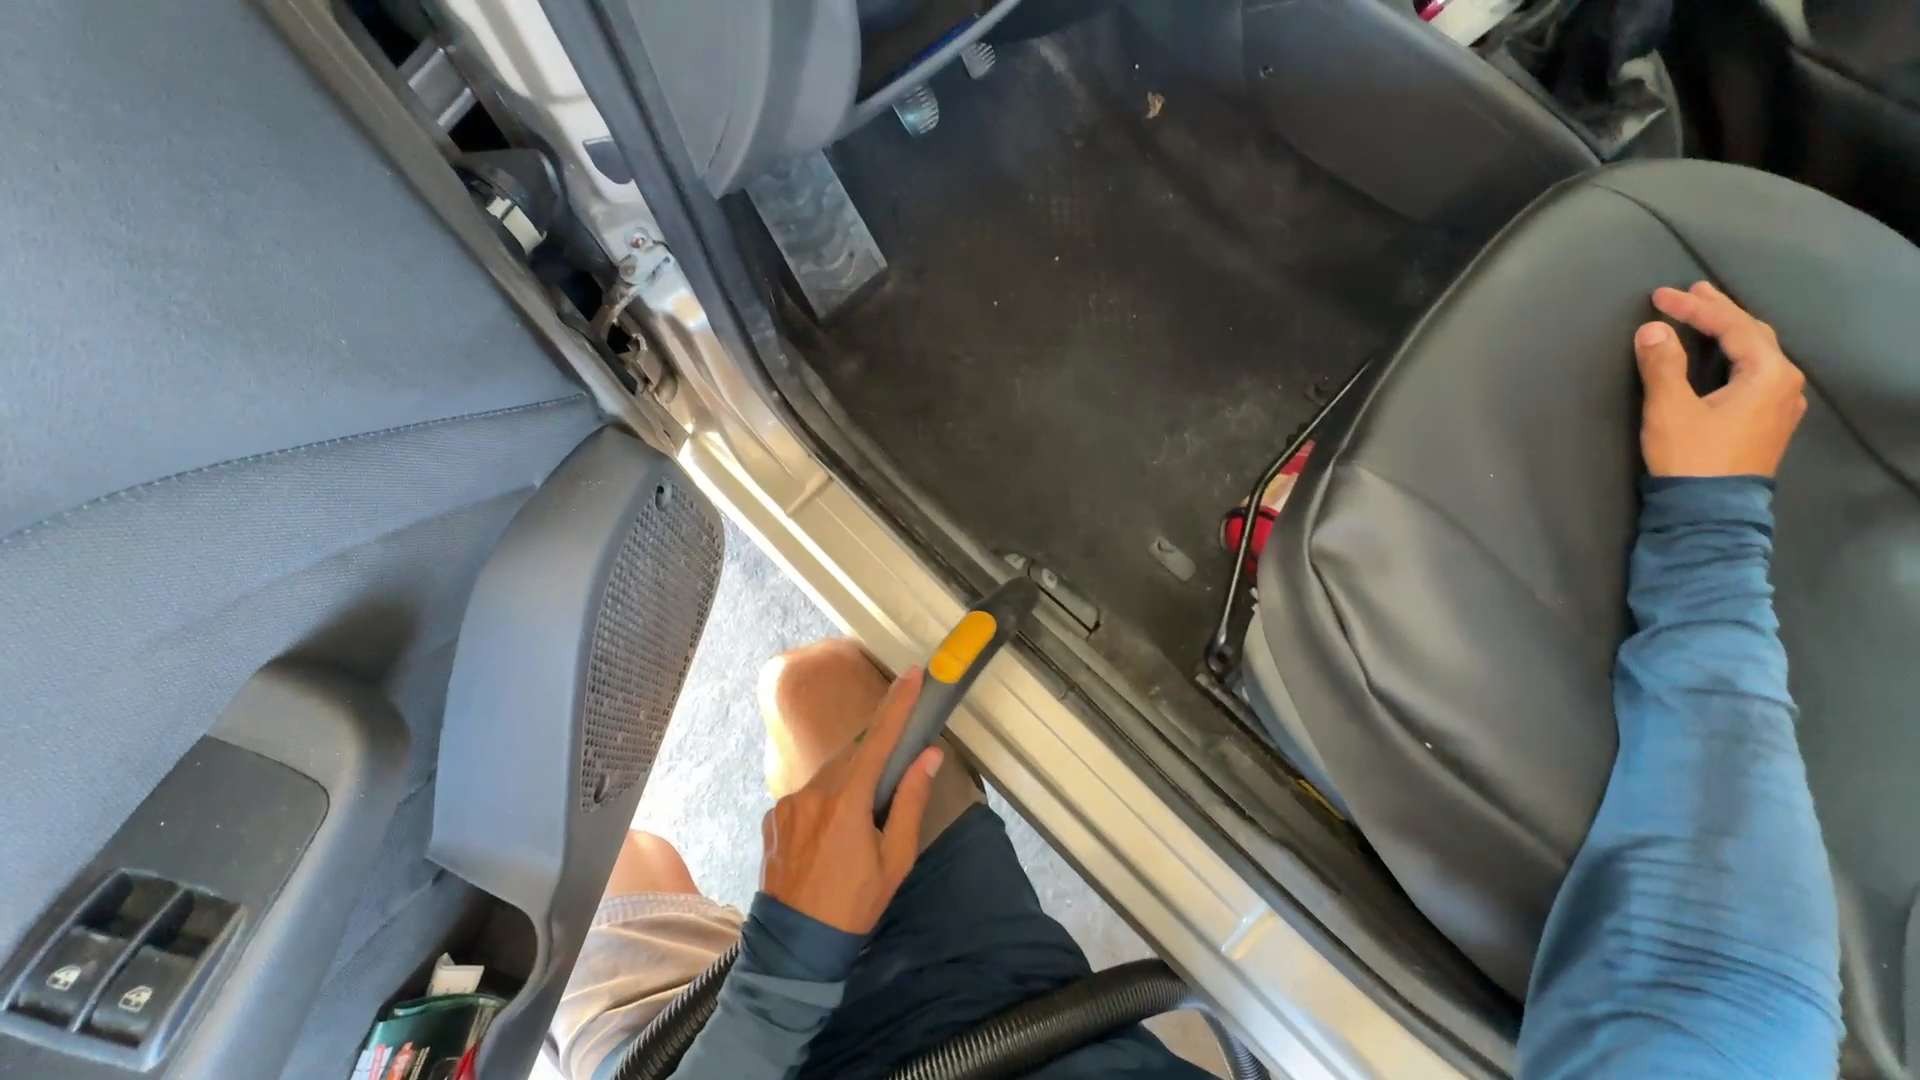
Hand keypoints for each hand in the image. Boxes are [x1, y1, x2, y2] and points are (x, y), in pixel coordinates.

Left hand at [759, 668, 944, 934]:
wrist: (795, 948)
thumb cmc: (855, 905)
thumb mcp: (895, 859)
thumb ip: (911, 801)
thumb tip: (929, 756)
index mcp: (847, 801)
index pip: (878, 740)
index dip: (898, 705)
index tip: (913, 674)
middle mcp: (812, 792)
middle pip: (852, 754)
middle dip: (877, 750)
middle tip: (898, 760)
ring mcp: (787, 803)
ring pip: (829, 775)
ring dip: (851, 780)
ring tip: (863, 817)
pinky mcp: (774, 817)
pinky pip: (808, 795)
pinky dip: (827, 800)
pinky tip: (832, 834)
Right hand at [1633, 281, 1807, 477]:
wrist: (1709, 508)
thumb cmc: (1691, 456)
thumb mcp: (1669, 410)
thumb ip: (1662, 366)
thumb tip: (1652, 330)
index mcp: (1767, 374)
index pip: (1732, 327)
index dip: (1695, 308)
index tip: (1661, 296)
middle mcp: (1784, 382)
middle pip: (1752, 334)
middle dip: (1719, 311)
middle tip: (1690, 292)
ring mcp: (1780, 402)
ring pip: (1756, 352)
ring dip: (1727, 330)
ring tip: (1704, 315)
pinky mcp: (1767, 418)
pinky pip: (1754, 371)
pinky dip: (1732, 352)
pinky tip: (1721, 353)